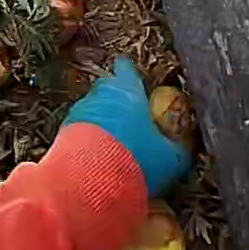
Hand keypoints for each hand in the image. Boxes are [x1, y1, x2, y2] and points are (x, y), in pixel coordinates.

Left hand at [62, 57, 191, 195]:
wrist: (90, 181)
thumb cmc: (135, 158)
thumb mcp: (168, 158)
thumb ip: (177, 150)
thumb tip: (184, 151)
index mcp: (127, 90)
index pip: (127, 69)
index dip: (130, 72)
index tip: (132, 76)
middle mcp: (101, 93)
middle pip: (107, 86)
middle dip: (115, 97)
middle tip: (128, 115)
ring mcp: (80, 110)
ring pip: (92, 107)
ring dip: (100, 120)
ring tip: (112, 142)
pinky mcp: (63, 130)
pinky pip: (79, 128)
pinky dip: (87, 137)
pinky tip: (96, 157)